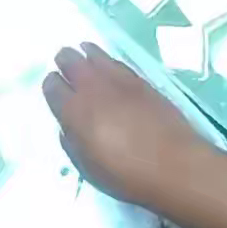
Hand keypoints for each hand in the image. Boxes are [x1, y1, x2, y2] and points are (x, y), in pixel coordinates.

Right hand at [43, 43, 217, 210]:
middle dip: (63, 62)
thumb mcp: (87, 168)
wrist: (175, 165)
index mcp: (73, 110)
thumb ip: (71, 141)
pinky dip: (105, 59)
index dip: (51, 86)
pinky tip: (107, 65)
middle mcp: (91, 87)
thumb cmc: (126, 175)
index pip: (51, 84)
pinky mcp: (139, 78)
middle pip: (68, 59)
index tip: (55, 92)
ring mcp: (116, 79)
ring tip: (83, 56)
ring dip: (83, 54)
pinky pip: (115, 60)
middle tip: (66, 70)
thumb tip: (69, 126)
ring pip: (92, 52)